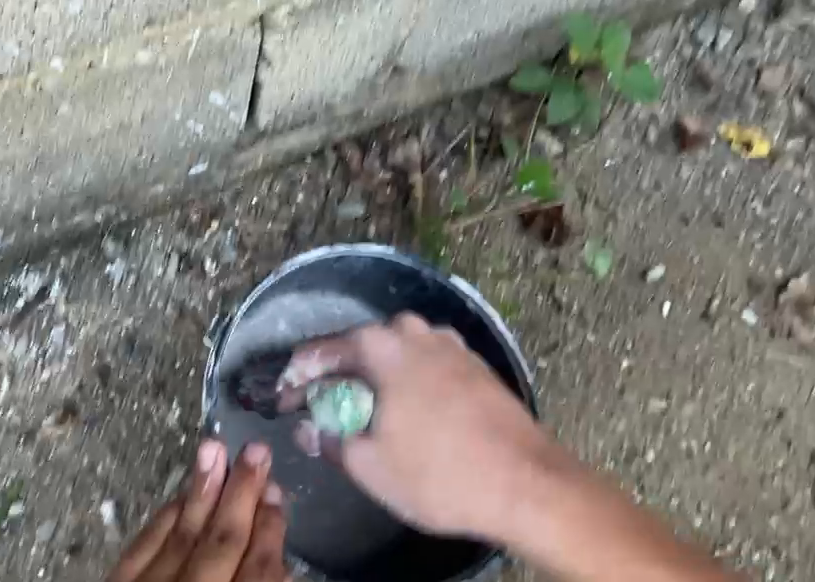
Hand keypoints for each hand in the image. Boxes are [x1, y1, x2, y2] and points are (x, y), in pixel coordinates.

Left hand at [106, 439, 288, 581]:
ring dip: (201, 490)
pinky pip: (143, 545)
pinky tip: (182, 491)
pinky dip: (166, 517)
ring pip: (181, 535)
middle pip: (221, 544)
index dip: (270, 533)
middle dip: (241, 495)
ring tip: (215, 446)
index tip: (278, 493)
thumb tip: (282, 558)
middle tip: (257, 450)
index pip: (257, 577)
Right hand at [280, 312, 561, 542]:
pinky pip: (424, 363)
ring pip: (395, 354)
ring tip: (365, 410)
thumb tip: (306, 425)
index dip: (297, 377)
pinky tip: (408, 410)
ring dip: (374, 376)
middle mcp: (411, 329)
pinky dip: (408, 380)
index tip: (285, 399)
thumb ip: (329, 439)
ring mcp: (446, 341)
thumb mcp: (371, 466)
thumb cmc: (441, 474)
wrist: (529, 485)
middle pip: (358, 347)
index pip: (320, 351)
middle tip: (321, 406)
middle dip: (336, 375)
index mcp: (379, 343)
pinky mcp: (473, 361)